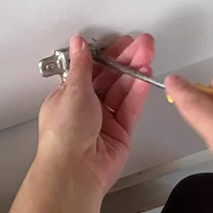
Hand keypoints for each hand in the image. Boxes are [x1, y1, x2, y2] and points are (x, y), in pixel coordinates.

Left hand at [35, 34, 155, 194]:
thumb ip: (82, 65)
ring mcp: (104, 120)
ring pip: (123, 90)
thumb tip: (77, 44)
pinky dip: (138, 91)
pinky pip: (131, 107)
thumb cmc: (63, 135)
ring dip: (135, 71)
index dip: (107, 54)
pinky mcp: (121, 132)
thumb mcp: (73, 90)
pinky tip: (146, 77)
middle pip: (110, 77)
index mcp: (68, 95)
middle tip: (142, 44)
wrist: (75, 169)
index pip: (91, 68)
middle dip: (127, 59)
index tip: (122, 42)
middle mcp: (86, 107)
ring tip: (148, 54)